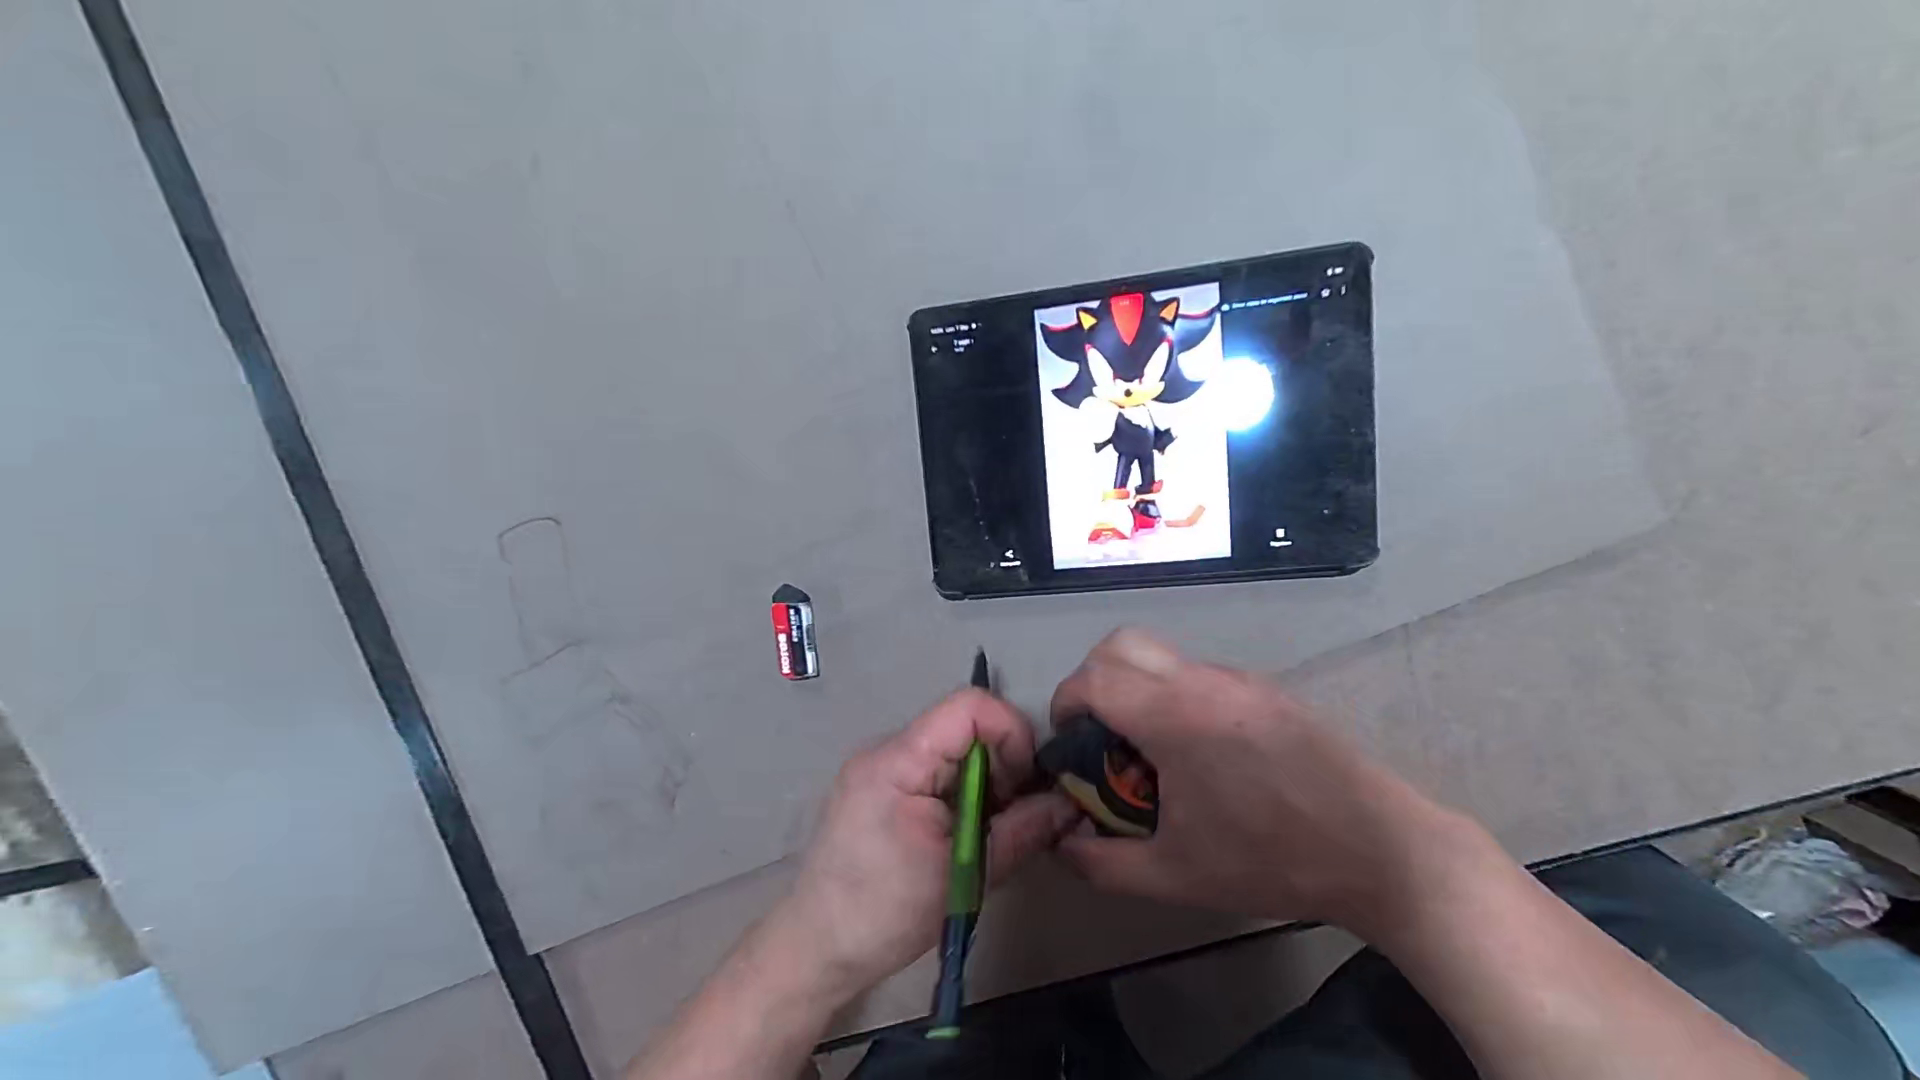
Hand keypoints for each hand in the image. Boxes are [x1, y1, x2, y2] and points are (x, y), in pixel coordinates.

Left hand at [769, 688, 1079, 999]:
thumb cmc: (884, 913)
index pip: (969, 706)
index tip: (1025, 782)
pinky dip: (961, 789)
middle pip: (963, 725)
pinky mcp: (879, 784)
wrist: (814, 947)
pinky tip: (964, 829)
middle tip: (1014, 813)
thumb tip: (1068, 803)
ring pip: (952, 746)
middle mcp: (886, 749)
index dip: (1011, 732)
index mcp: (899, 760)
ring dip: (983, 779)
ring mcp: (879, 764)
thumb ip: (1021, 832)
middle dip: (1001, 762)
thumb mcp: (965, 876)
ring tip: (988, 827)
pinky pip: (934, 766)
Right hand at [1051, 628, 1474, 937]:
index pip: (1092, 678)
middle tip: (1100, 730)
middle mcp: (1201, 681)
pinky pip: (1198, 671)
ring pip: (1161, 653)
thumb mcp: (1175, 876)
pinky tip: (1201, 750)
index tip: (1069, 740)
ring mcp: (1238, 679)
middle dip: (1093, 678)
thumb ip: (1102, 862)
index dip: (1065, 703)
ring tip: (1150, 744)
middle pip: (1120, 644)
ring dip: (1135, 684)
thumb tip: (1062, 844)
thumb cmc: (1271, 860)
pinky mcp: (1265, 688)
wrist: (1383, 851)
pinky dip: (1174, 693)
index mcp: (1173, 717)